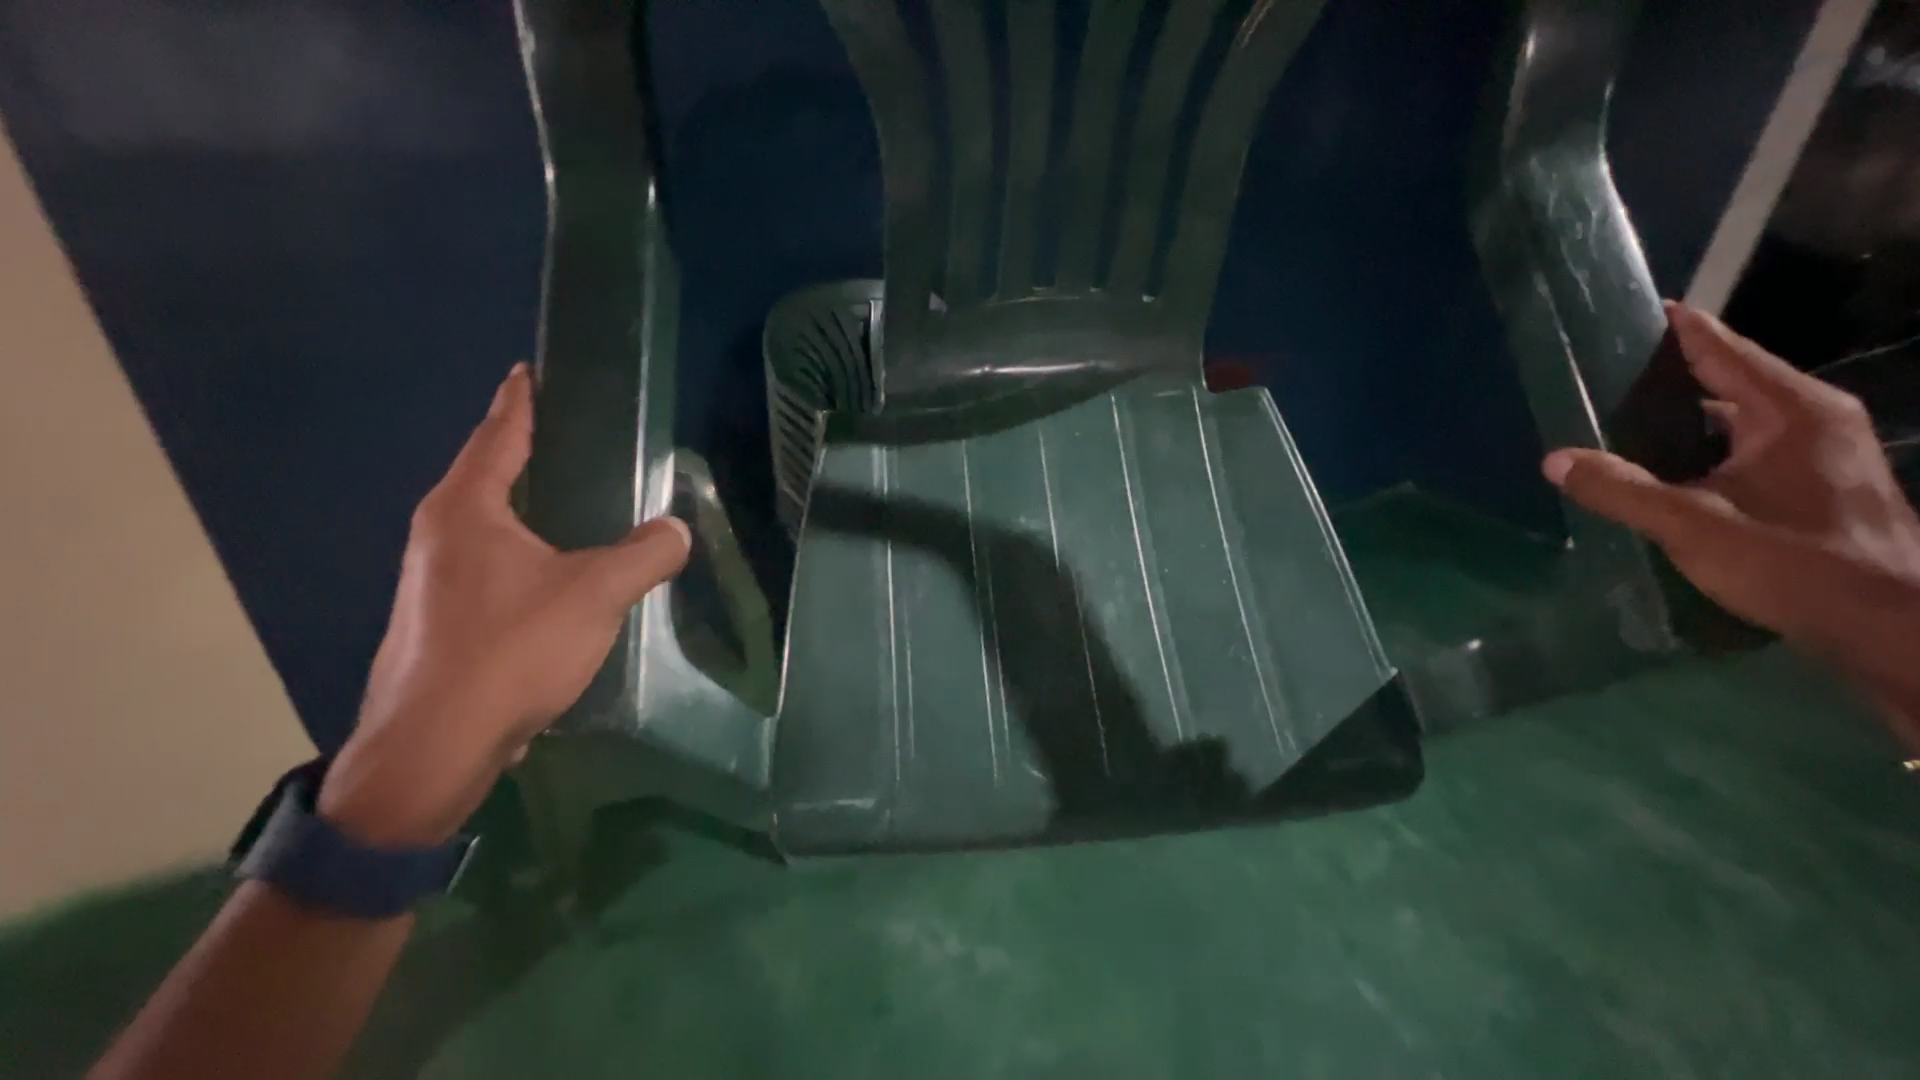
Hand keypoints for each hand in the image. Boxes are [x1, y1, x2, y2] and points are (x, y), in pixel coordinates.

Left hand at [318, 364, 689, 846]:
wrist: (434, 746)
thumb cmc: (509, 650)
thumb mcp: (594, 595)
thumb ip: (643, 556)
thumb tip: (678, 531)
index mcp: (467, 510)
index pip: (498, 436)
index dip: (519, 402)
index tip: (528, 371)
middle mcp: (439, 535)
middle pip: (485, 475)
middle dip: (521, 450)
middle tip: (567, 433)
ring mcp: (433, 581)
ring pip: (485, 525)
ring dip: (521, 506)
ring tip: (567, 499)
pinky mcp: (441, 620)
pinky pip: (489, 565)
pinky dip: (521, 551)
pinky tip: (553, 573)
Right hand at [1543, 303, 1919, 743]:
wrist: (1889, 626)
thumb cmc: (1795, 561)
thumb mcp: (1692, 525)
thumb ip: (1620, 489)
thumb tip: (1555, 460)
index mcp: (1790, 411)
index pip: (1723, 350)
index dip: (1678, 330)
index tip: (1635, 312)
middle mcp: (1812, 421)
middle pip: (1729, 383)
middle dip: (1668, 381)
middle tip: (1603, 381)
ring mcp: (1821, 456)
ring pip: (1737, 423)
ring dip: (1684, 425)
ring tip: (1618, 428)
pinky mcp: (1817, 489)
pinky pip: (1747, 453)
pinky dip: (1705, 454)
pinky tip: (1663, 476)